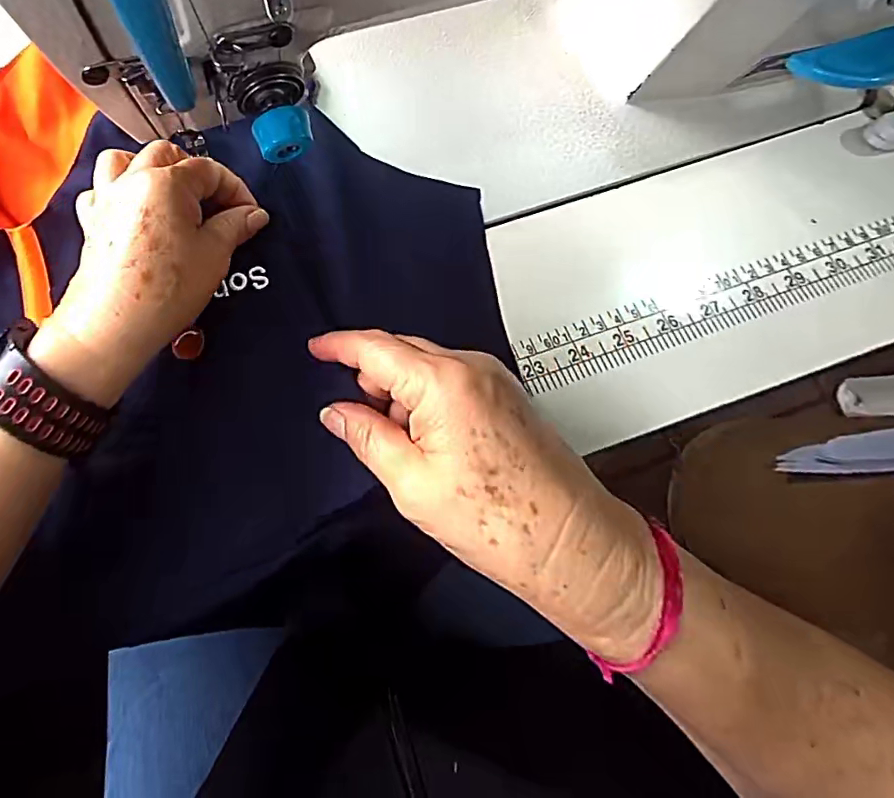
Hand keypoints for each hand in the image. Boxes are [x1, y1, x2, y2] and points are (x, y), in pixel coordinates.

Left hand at [29, 142, 268, 406]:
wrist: (112, 327)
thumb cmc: (157, 294)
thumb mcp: (213, 255)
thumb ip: (234, 226)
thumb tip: (248, 215)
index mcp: (163, 182)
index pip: (209, 169)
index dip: (234, 190)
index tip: (246, 212)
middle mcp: (129, 183)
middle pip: (166, 155)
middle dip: (195, 174)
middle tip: (216, 205)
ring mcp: (106, 201)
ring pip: (123, 161)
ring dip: (150, 169)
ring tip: (172, 195)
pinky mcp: (92, 223)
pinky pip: (101, 192)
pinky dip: (118, 192)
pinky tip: (135, 212)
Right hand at [307, 331, 662, 660]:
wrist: (576, 547)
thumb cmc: (504, 524)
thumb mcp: (410, 482)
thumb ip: (365, 436)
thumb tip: (337, 412)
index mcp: (444, 384)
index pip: (374, 347)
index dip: (338, 345)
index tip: (317, 348)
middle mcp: (472, 369)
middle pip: (398, 351)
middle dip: (368, 376)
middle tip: (354, 416)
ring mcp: (493, 379)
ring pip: (421, 365)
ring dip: (397, 390)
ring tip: (400, 444)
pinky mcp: (504, 394)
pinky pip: (447, 378)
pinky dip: (423, 397)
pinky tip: (425, 439)